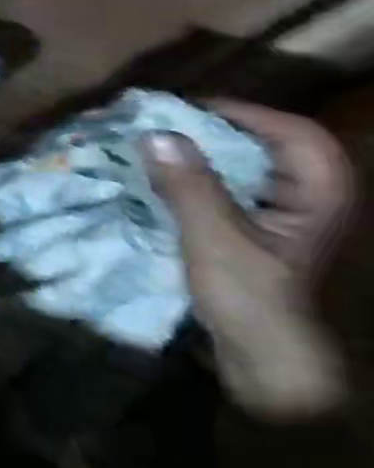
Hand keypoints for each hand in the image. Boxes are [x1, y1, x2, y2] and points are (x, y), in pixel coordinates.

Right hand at [143, 99, 356, 418]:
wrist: (266, 359)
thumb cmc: (251, 298)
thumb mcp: (215, 240)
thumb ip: (188, 186)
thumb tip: (158, 132)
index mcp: (319, 200)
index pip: (300, 137)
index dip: (247, 114)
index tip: (185, 108)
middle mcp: (307, 202)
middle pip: (273, 147)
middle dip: (215, 129)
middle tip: (156, 121)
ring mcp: (279, 218)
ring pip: (247, 166)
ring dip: (199, 151)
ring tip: (148, 144)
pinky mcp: (250, 231)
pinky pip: (225, 187)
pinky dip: (192, 174)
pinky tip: (156, 176)